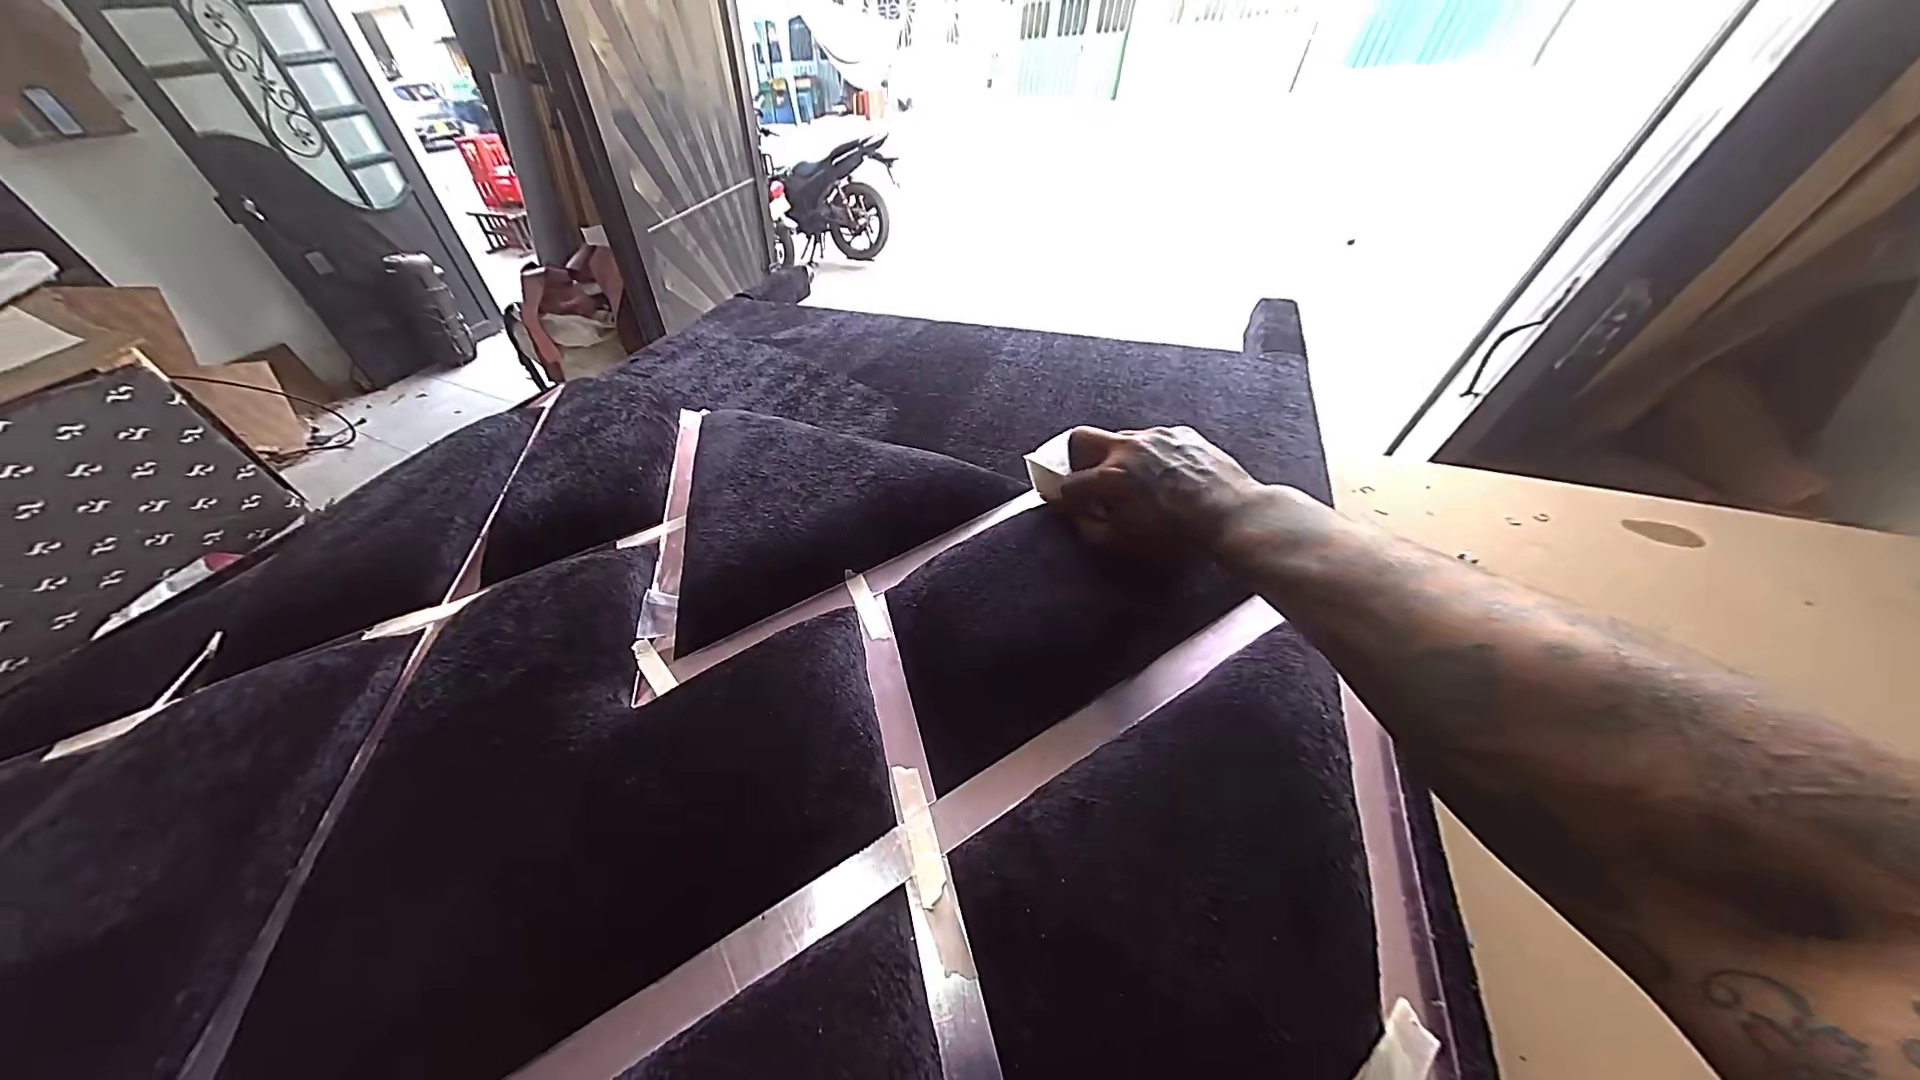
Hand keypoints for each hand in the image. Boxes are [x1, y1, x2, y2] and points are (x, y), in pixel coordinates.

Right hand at [1054, 426, 1266, 555]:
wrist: (1233, 515)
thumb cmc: (1180, 534)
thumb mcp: (1126, 541)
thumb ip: (1091, 528)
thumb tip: (1078, 516)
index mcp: (1111, 476)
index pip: (1068, 482)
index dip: (1062, 495)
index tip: (1063, 500)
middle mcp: (1130, 448)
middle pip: (1081, 438)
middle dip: (1074, 458)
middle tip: (1085, 478)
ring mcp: (1157, 437)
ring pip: (1121, 438)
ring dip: (1117, 457)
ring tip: (1132, 481)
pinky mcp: (1183, 434)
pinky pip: (1154, 440)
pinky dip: (1149, 456)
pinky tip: (1163, 477)